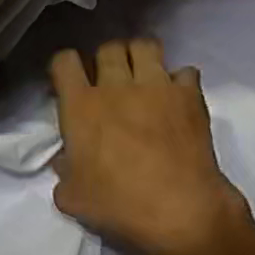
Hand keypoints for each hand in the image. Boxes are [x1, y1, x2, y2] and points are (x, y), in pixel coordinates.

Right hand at [49, 38, 254, 254]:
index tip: (67, 84)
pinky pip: (183, 71)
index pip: (64, 62)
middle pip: (108, 47)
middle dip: (104, 60)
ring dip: (138, 58)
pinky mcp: (190, 95)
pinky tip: (174, 99)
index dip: (63, 68)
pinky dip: (177, 80)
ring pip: (145, 46)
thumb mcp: (70, 196)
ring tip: (140, 78)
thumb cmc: (116, 204)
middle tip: (107, 82)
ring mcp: (157, 86)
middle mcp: (117, 86)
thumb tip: (66, 160)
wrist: (177, 208)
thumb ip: (63, 171)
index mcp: (81, 107)